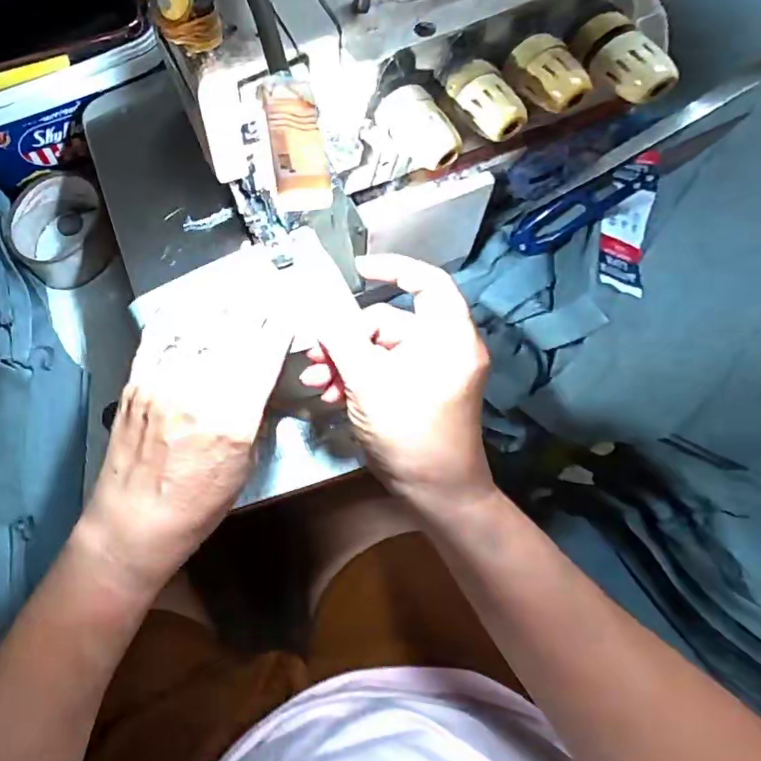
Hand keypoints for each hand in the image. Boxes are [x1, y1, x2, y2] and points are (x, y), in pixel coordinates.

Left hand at [76, 298, 291, 596]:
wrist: (133, 521)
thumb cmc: (195, 505)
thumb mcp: (242, 464)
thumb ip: (251, 416)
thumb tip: (257, 380)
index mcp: (231, 417)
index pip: (262, 353)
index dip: (277, 325)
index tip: (286, 310)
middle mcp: (196, 392)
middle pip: (231, 332)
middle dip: (252, 306)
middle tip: (263, 289)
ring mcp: (161, 382)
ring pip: (195, 327)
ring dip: (218, 305)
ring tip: (232, 289)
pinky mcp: (136, 382)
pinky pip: (158, 338)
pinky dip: (175, 318)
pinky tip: (187, 306)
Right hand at [300, 254, 497, 516]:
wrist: (436, 492)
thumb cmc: (410, 433)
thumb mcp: (367, 381)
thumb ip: (340, 338)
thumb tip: (318, 309)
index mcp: (447, 335)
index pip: (426, 282)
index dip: (392, 268)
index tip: (357, 269)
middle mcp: (444, 346)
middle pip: (387, 321)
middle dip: (344, 338)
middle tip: (314, 354)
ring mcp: (432, 370)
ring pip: (378, 349)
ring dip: (343, 362)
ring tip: (317, 382)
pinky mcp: (419, 390)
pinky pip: (383, 370)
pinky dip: (357, 377)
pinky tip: (330, 393)